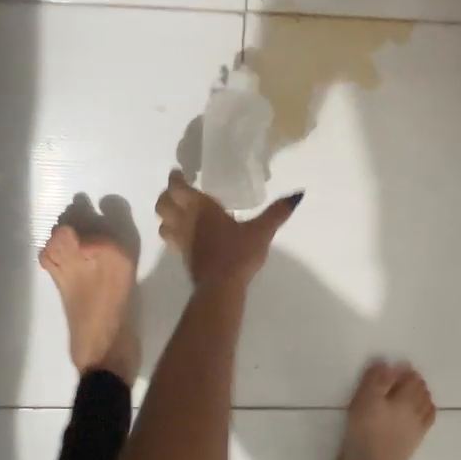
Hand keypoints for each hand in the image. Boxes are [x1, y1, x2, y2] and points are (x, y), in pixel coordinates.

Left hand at [154, 170, 301, 290]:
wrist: (221, 286)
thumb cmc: (238, 253)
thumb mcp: (261, 231)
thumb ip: (277, 212)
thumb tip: (298, 194)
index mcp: (200, 207)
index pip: (177, 187)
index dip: (175, 179)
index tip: (179, 173)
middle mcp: (185, 220)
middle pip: (162, 204)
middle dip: (166, 195)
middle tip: (178, 191)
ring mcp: (180, 240)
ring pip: (162, 223)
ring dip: (166, 215)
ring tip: (178, 212)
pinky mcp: (182, 257)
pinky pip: (170, 240)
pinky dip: (172, 233)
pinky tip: (186, 235)